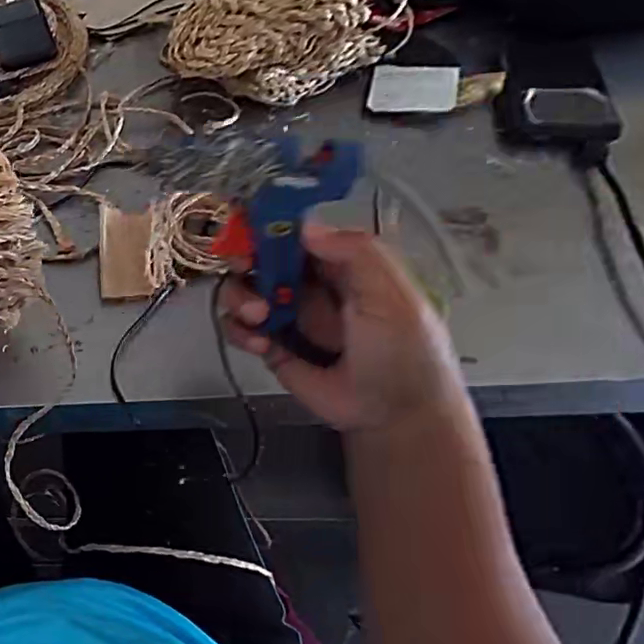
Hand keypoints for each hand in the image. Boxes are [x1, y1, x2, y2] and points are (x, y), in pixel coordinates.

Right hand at [218, 224, 465, 432]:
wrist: (394, 416)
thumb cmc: (404, 352)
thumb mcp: (393, 296)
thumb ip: (357, 254)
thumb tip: (305, 228)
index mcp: (339, 266)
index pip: (296, 236)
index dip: (270, 229)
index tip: (252, 230)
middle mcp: (307, 287)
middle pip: (259, 259)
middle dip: (245, 260)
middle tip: (243, 268)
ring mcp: (286, 317)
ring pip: (242, 291)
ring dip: (240, 298)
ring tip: (260, 317)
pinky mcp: (270, 347)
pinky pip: (238, 328)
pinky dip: (239, 331)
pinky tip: (260, 343)